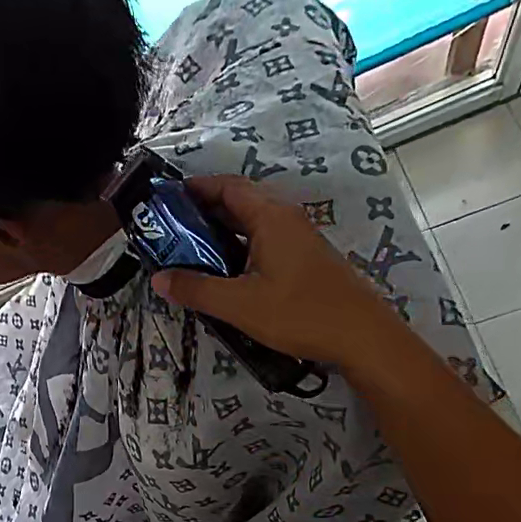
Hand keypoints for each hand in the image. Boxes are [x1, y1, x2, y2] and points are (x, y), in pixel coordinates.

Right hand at [150, 176, 410, 369]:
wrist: (362, 336)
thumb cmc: (300, 313)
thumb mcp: (240, 305)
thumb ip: (197, 290)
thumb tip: (159, 279)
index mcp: (270, 217)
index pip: (228, 186)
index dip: (196, 187)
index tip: (167, 198)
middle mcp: (287, 218)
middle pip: (241, 201)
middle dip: (206, 209)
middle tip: (173, 227)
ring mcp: (301, 238)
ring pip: (255, 222)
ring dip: (225, 229)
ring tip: (194, 249)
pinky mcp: (308, 258)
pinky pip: (268, 240)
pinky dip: (243, 245)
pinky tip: (230, 271)